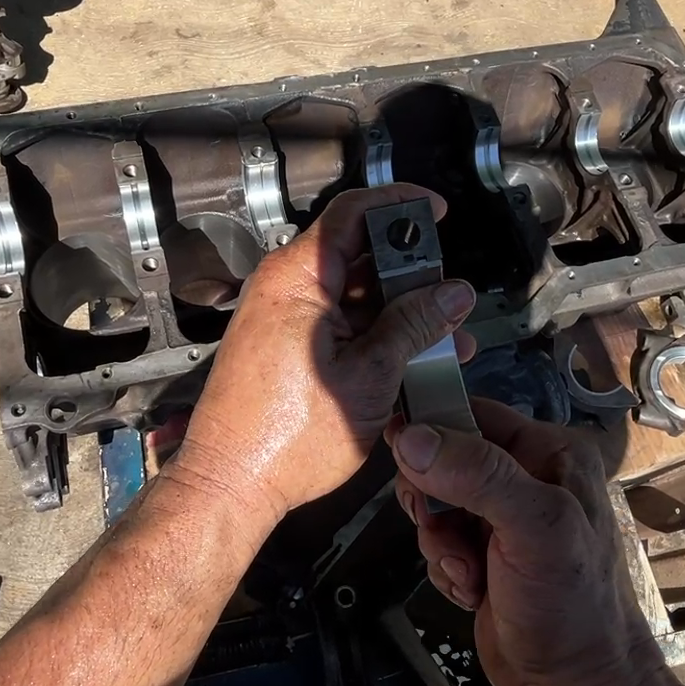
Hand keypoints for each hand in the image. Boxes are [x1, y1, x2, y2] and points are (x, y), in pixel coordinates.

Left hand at [172, 184, 476, 522]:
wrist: (232, 482)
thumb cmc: (284, 437)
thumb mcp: (371, 375)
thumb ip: (414, 325)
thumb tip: (452, 294)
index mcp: (298, 278)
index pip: (353, 211)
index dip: (400, 203)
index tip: (437, 212)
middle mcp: (285, 288)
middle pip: (359, 254)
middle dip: (412, 272)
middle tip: (448, 295)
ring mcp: (283, 317)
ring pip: (354, 294)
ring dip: (399, 310)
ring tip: (442, 336)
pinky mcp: (286, 345)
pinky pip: (339, 323)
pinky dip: (375, 333)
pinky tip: (409, 357)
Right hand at [389, 400, 657, 685]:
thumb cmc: (570, 600)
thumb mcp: (534, 526)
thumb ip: (477, 475)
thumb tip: (409, 437)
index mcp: (548, 451)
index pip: (474, 413)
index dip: (433, 425)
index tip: (398, 445)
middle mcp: (525, 476)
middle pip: (444, 458)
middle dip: (433, 498)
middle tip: (436, 525)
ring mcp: (501, 517)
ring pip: (435, 502)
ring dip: (439, 540)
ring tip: (466, 572)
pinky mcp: (482, 553)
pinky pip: (438, 539)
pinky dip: (444, 565)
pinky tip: (470, 590)